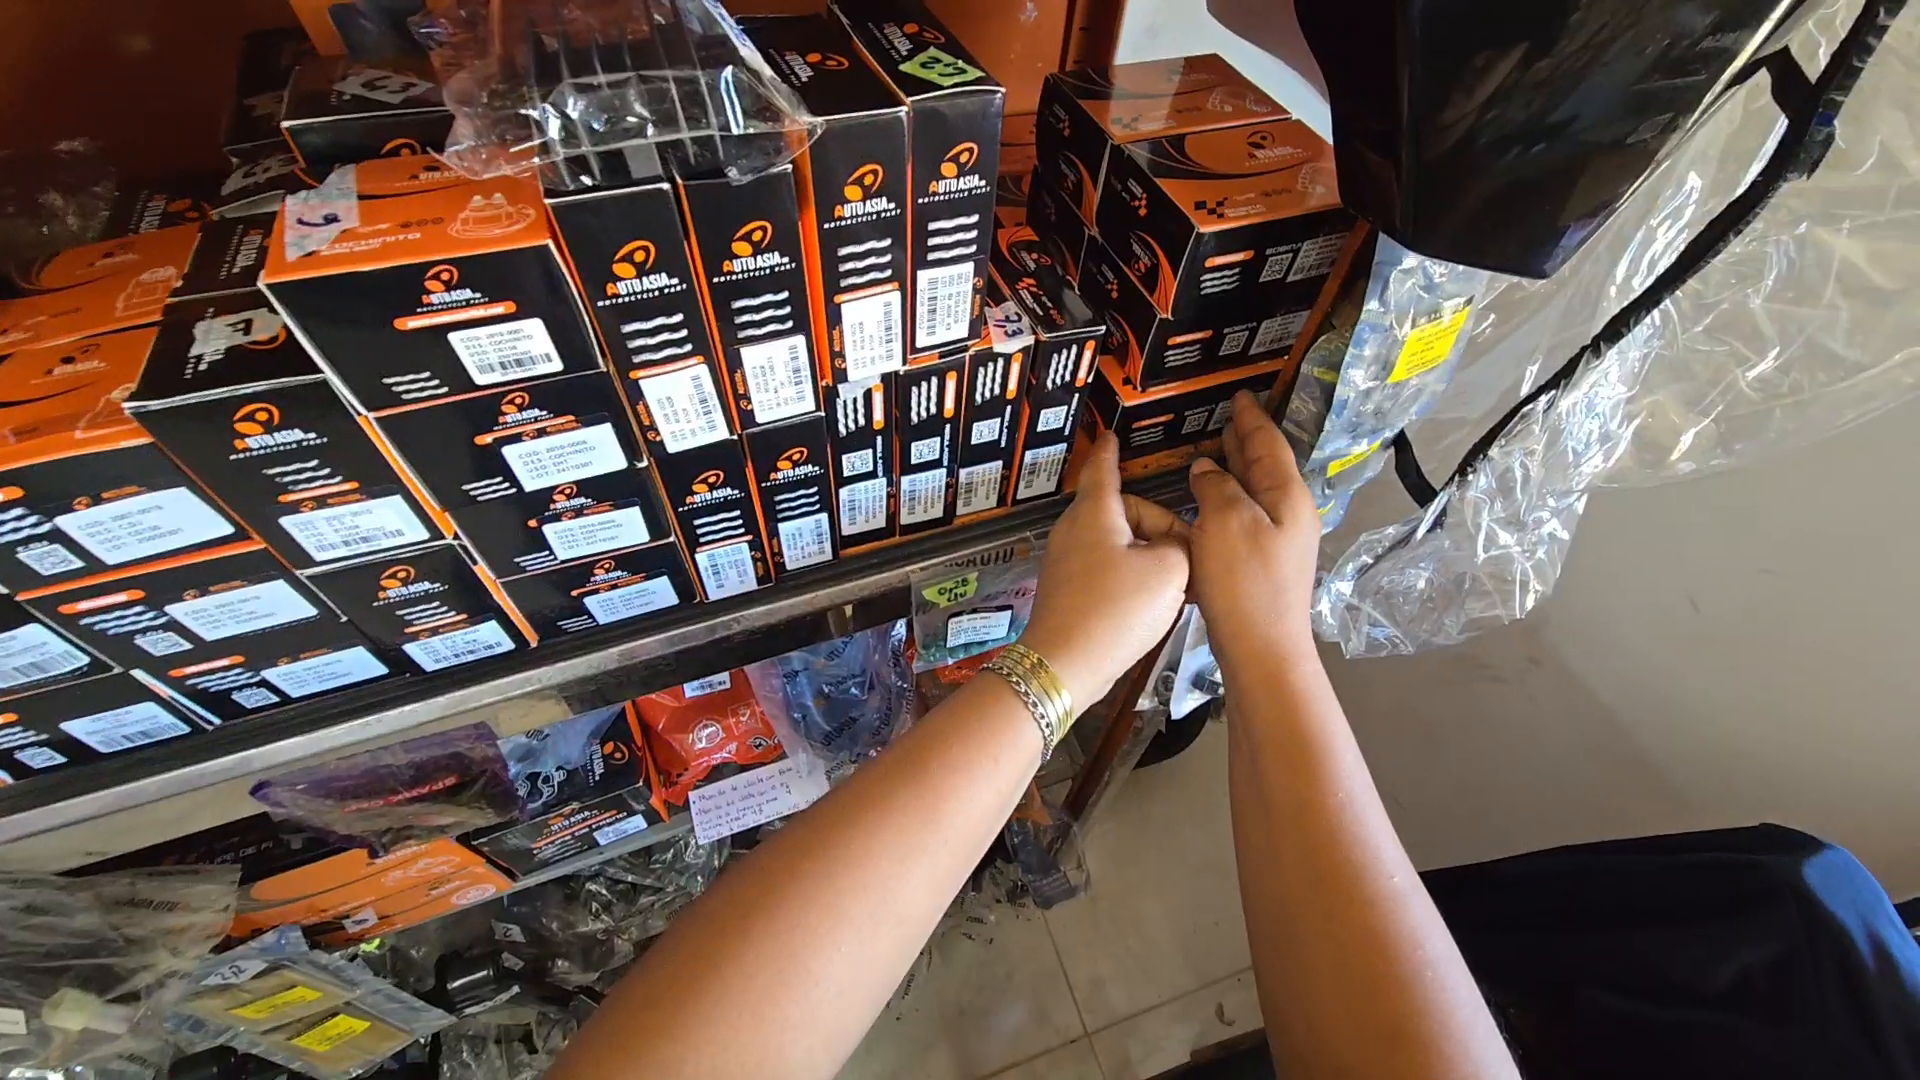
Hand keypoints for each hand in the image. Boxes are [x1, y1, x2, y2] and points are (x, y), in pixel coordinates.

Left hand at [1023, 432, 1190, 711]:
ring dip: (1149, 558)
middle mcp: (1075, 530)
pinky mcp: (1068, 589)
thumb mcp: (1168, 571)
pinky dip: (1132, 578)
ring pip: (1118, 544)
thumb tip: (1174, 545)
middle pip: (1123, 512)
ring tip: (1176, 587)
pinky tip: (1151, 606)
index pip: (1104, 469)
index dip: (1112, 452)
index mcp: (1096, 512)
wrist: (1065, 664)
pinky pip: (1107, 569)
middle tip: (1188, 559)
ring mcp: (1067, 561)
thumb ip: (1182, 546)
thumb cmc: (1115, 610)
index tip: (1112, 437)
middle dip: (1159, 528)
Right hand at [1187, 391, 1320, 664]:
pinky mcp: (1258, 565)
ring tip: (1215, 451)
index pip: (1268, 445)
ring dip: (1234, 469)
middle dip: (1247, 441)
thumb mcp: (1227, 522)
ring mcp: (1276, 542)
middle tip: (1228, 418)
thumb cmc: (1245, 582)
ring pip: (1253, 492)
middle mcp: (1287, 515)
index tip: (1240, 396)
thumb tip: (1207, 470)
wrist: (1261, 647)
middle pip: (1266, 467)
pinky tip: (1206, 503)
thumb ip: (1217, 488)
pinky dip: (1224, 499)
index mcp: (1286, 497)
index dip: (1252, 420)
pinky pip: (1241, 516)